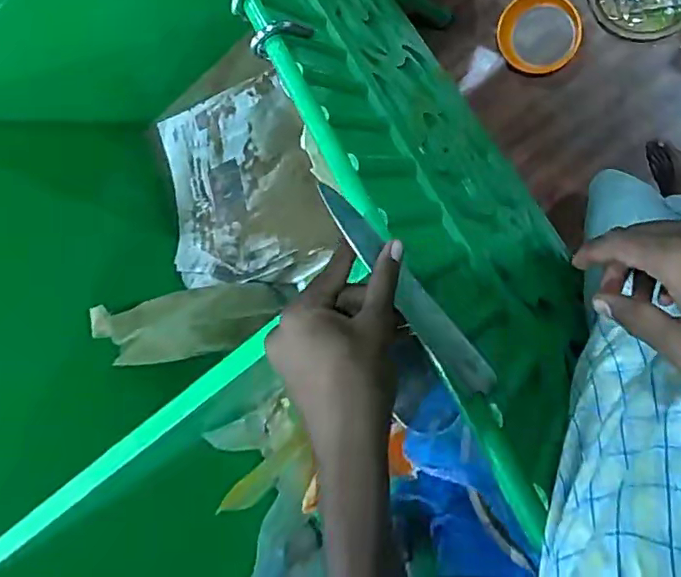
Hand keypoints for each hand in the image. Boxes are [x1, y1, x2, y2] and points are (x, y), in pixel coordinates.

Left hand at [265, 240, 402, 447]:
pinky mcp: (292, 372)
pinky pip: (322, 342)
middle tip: (397, 315)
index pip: (334, 273)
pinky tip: (373, 346)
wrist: (349, 446)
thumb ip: (384, 281)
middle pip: (334, 300)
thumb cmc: (362, 377)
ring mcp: (284, 353)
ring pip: (330, 322)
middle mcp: (282, 328)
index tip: (362, 233)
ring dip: (361, 323)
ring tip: (393, 332)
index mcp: (298, 311)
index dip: (353, 254)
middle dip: (366, 304)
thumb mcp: (376, 324)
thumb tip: (394, 243)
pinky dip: (347, 340)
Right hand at [573, 218, 680, 434]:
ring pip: (664, 235)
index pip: (620, 241)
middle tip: (608, 296)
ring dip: (644, 259)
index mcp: (678, 254)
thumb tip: (602, 299)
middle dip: (618, 260)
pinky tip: (674, 290)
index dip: (593, 251)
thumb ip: (637, 318)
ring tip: (641, 300)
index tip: (573, 264)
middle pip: (640, 234)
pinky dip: (669, 257)